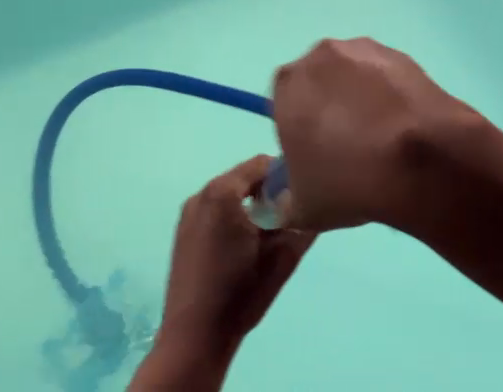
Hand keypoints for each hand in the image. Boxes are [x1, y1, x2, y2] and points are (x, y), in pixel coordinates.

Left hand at [152, 156, 314, 357]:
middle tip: (291, 217)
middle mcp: (202, 194)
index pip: (262, 164)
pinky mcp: (184, 232)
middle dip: (269, 191)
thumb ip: (303, 226)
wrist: (194, 337)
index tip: (303, 196)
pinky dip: (235, 217)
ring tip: (271, 234)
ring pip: (231, 195)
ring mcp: (189, 213)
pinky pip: (216, 211)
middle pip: (245, 177)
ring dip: (252, 205)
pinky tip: (247, 247)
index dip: (286, 175)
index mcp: (222, 193)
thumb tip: (318, 207)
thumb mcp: (282, 258)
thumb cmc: (240, 294)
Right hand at [271, 37, 487, 231]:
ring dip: (362, 98)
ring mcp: (365, 51)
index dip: (298, 130)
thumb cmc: (348, 179)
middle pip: (320, 82)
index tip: (316, 156)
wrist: (421, 159)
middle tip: (348, 149)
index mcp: (288, 84)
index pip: (284, 103)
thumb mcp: (303, 209)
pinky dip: (391, 96)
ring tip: (382, 140)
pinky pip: (387, 77)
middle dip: (329, 108)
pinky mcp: (402, 56)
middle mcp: (321, 56)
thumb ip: (285, 202)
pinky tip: (403, 128)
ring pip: (355, 76)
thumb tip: (284, 203)